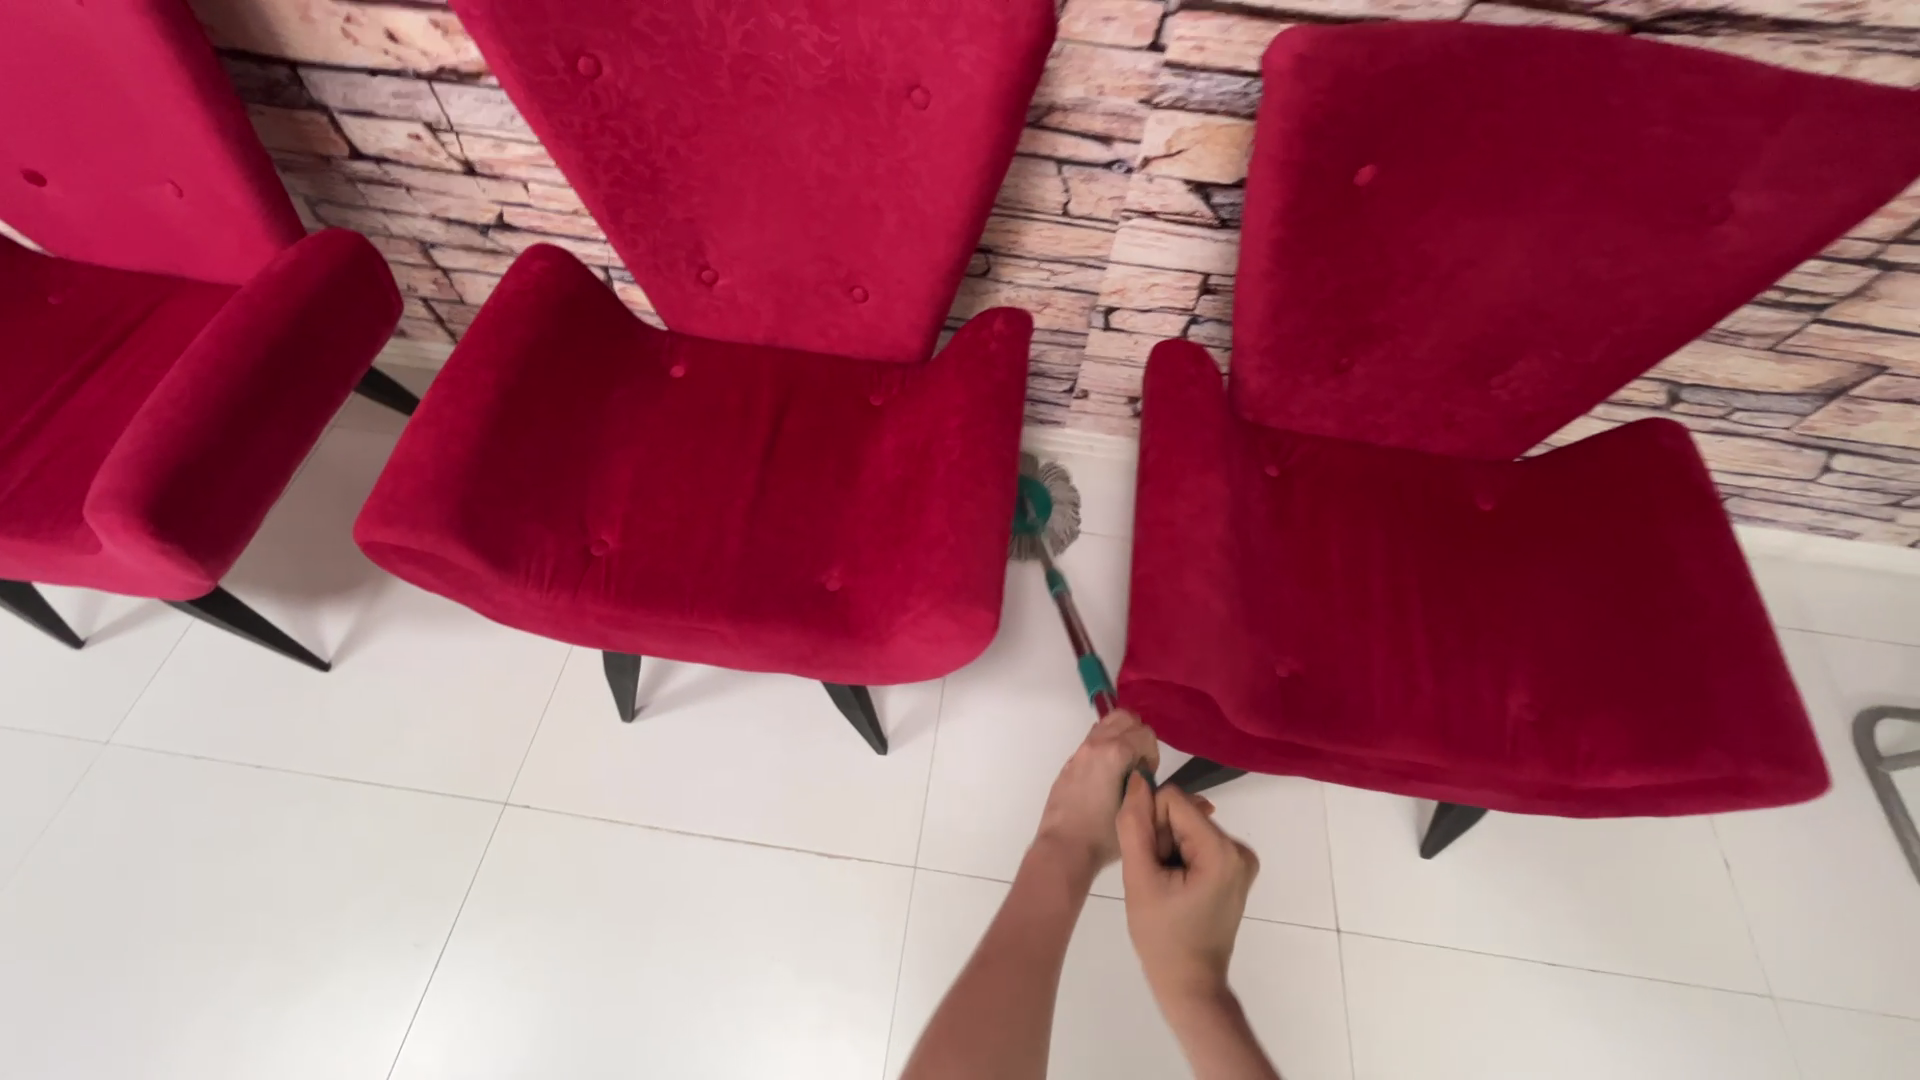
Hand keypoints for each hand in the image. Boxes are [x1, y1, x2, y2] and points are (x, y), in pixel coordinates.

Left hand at [1033, 709, 1160, 876]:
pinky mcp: (1071, 761)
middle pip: (1125, 718)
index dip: (1153, 755)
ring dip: (1121, 737)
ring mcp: (1080, 751)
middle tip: (1139, 766)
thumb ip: (1149, 787)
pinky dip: (1106, 745)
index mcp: (1114, 753)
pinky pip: (1093, 739)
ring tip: (1124, 768)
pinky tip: (1107, 775)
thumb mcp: (1135, 810)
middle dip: (1138, 737)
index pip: (1145, 733)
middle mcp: (1096, 744)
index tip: (1148, 778)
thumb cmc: (1103, 835)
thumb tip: (1149, 777)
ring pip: (1107, 724)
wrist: (1063, 846)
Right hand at [1117, 773, 1258, 1003]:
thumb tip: (1137, 778)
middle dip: (1161, 837)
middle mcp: (1240, 848)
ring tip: (1167, 885)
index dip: (1151, 823)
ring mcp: (1242, 858)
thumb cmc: (1161, 936)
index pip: (1173, 799)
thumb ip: (1134, 823)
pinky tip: (1177, 885)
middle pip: (1182, 811)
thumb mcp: (1138, 877)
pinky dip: (1180, 855)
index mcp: (1222, 850)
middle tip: (1157, 878)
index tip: (1150, 861)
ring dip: (1168, 847)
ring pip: (1186, 823)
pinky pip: (1196, 838)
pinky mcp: (1235, 866)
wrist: (1190, 983)